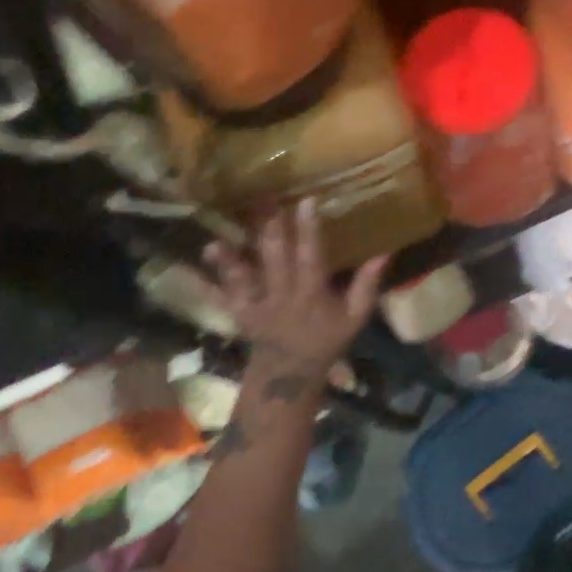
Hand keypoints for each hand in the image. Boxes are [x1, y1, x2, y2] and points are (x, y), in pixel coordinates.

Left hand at [204, 198, 386, 379]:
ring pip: (242, 280)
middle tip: (263, 199)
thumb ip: (366, 285)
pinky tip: (187, 264)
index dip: (309, 230)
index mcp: (312, 294)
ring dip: (229, 261)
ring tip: (217, 241)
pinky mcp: (237, 313)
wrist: (290, 373)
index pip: (311, 257)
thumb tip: (384, 252)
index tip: (306, 201)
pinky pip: (218, 297)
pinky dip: (202, 283)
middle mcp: (282, 296)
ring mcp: (256, 306)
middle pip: (274, 260)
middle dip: (269, 229)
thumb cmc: (326, 340)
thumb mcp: (354, 317)